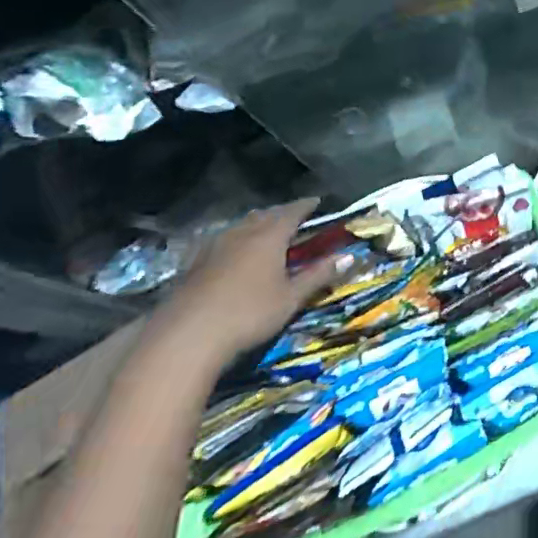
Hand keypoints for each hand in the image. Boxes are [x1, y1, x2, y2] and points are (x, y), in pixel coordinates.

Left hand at [153, 198, 350, 364]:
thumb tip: (349, 256)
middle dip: (281, 213)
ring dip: (257, 224)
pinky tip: (235, 253)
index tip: (317, 202)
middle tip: (294, 217)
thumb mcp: (290, 298)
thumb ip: (318, 276)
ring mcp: (215, 245)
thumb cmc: (249, 313)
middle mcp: (243, 233)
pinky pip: (224, 240)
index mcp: (270, 236)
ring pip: (242, 225)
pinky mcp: (196, 262)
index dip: (306, 206)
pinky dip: (237, 239)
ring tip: (266, 231)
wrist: (187, 335)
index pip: (292, 212)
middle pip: (265, 215)